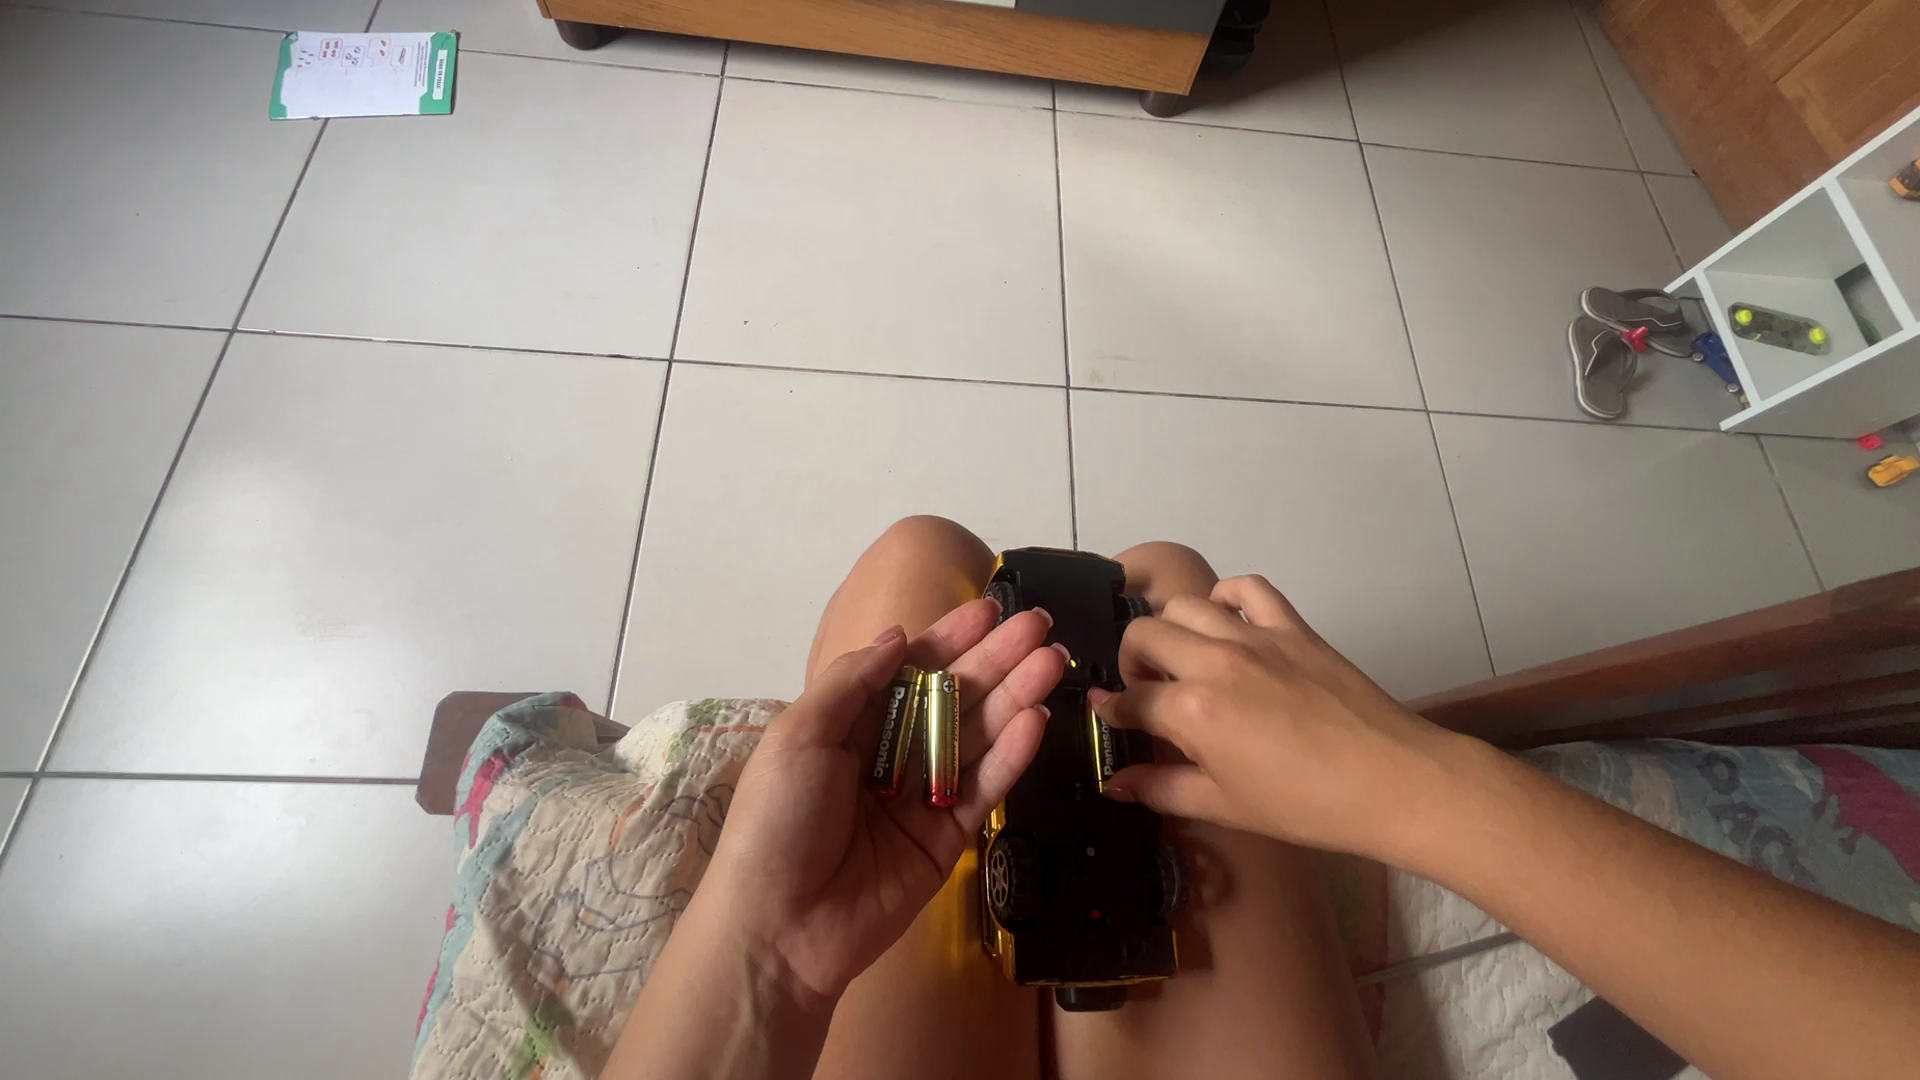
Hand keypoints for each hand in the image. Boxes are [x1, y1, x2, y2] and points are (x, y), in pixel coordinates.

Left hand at [699, 598, 1066, 1002]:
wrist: (778, 929)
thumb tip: (898, 635)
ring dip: (1016, 696)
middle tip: (1040, 625)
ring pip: (978, 736)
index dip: (951, 637)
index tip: (990, 608)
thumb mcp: (800, 735)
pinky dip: (1011, 756)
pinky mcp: (949, 837)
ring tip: (1053, 661)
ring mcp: (925, 793)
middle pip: (955, 696)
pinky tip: (1037, 720)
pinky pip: (984, 789)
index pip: (913, 669)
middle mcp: (895, 750)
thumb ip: (852, 681)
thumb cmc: (778, 819)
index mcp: (855, 722)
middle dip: (997, 658)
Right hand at [1093, 575, 1463, 860]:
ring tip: (1183, 657)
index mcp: (1191, 711)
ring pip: (1184, 605)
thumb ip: (1160, 789)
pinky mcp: (1291, 626)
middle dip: (1130, 662)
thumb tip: (1113, 785)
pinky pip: (1247, 587)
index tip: (1109, 714)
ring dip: (1169, 629)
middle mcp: (1213, 661)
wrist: (1396, 784)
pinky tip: (1226, 621)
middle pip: (1142, 635)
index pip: (1129, 700)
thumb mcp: (1225, 806)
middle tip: (1148, 689)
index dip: (1112, 710)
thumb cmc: (1306, 806)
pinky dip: (1226, 596)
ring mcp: (1254, 637)